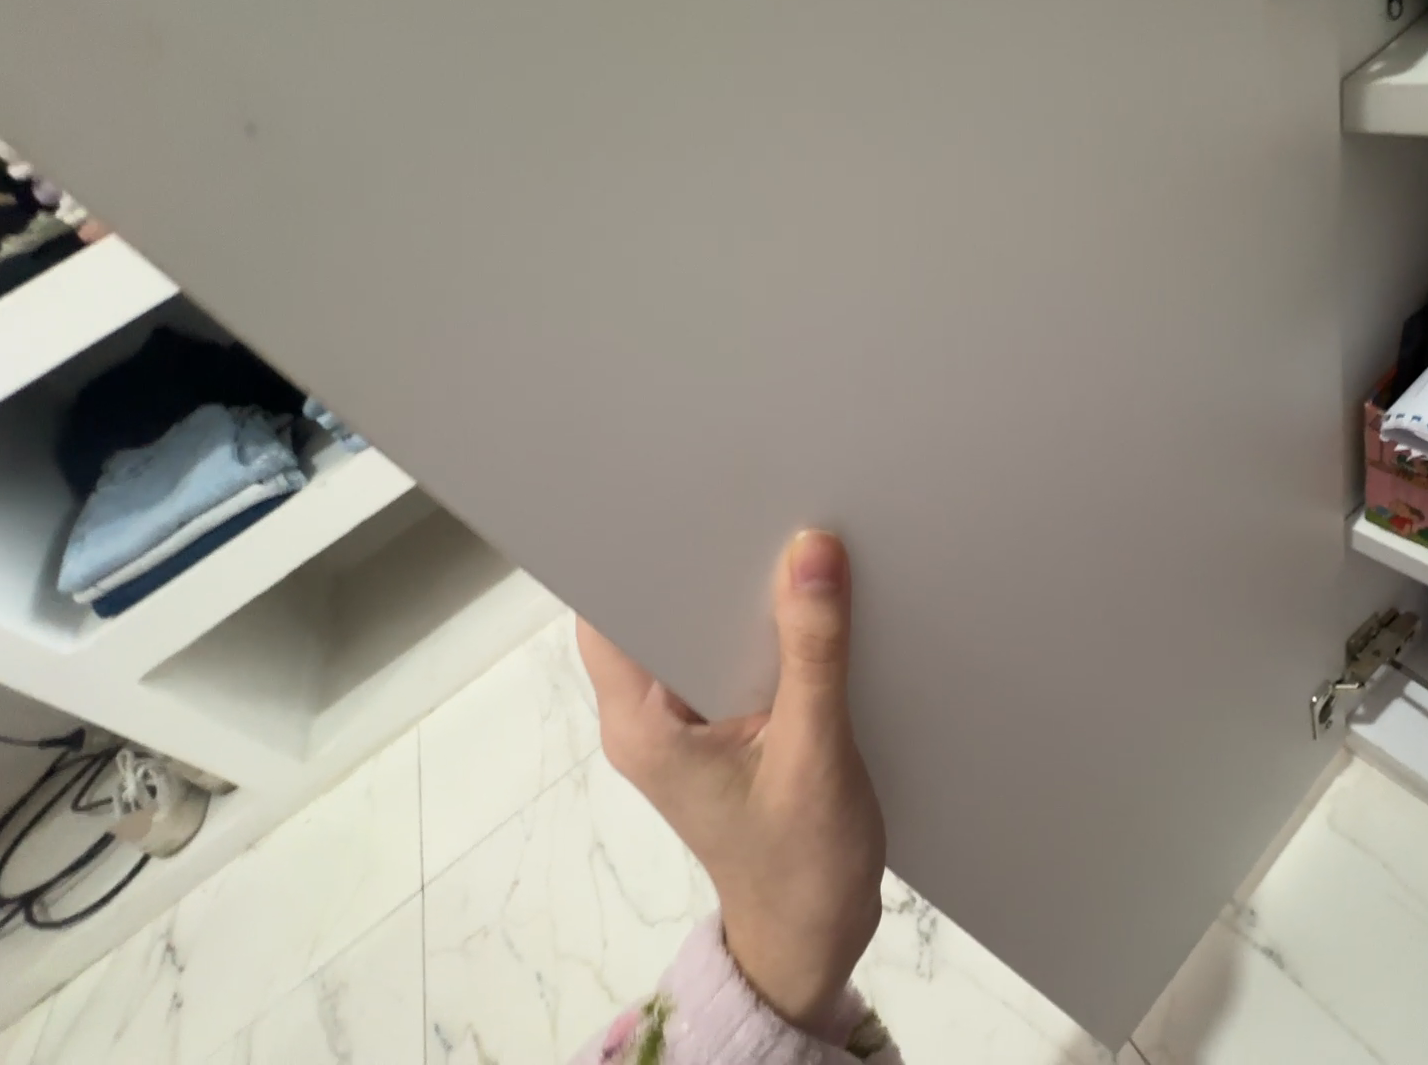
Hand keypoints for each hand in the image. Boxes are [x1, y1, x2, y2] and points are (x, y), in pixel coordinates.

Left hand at [576, 530, 886, 1030]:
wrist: (815, 935)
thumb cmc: (802, 862)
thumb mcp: (813, 754)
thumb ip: (813, 651)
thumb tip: (813, 549)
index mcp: (644, 722)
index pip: (613, 612)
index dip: (640, 550)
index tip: (688, 492)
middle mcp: (654, 714)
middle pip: (660, 611)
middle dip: (704, 560)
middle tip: (756, 498)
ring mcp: (692, 722)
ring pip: (703, 631)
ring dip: (741, 592)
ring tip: (788, 536)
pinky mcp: (729, 727)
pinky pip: (738, 656)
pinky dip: (768, 626)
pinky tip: (810, 597)